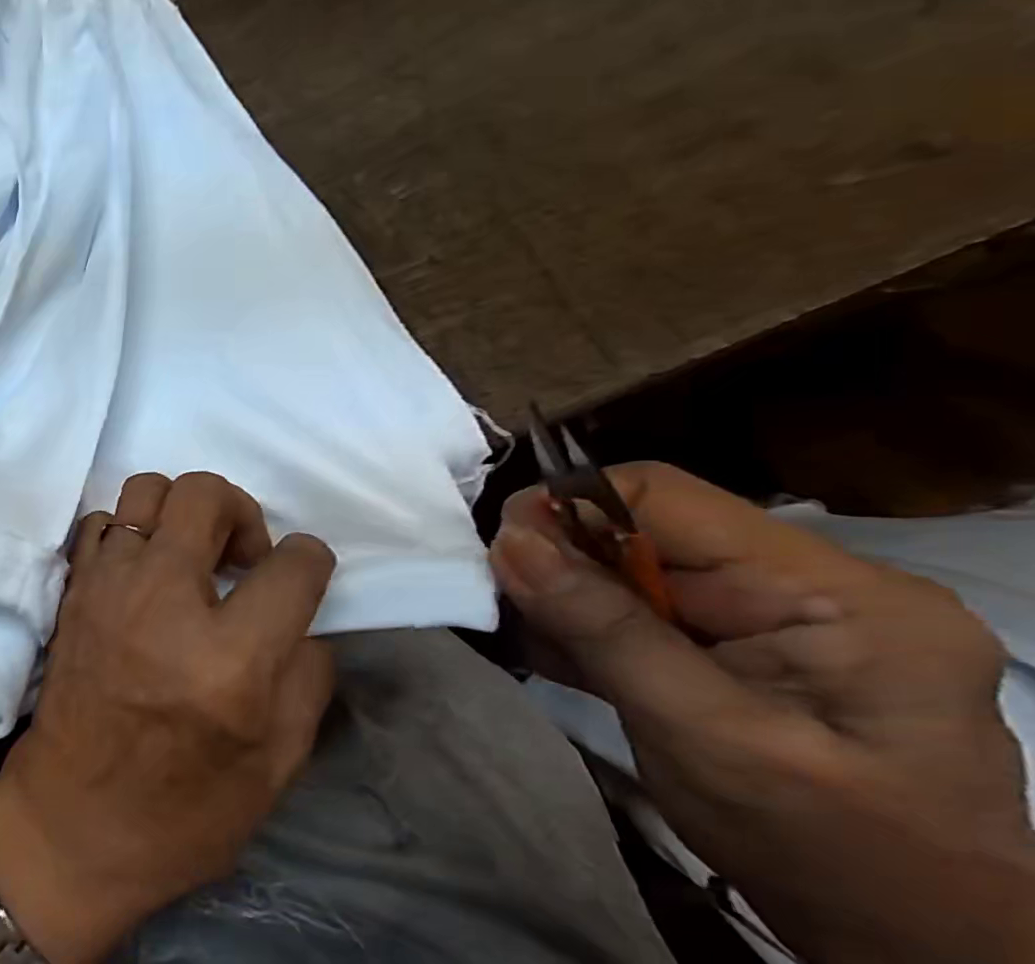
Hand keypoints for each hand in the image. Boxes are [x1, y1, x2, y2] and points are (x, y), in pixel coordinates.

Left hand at [0, 472, 337, 962]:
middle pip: (207, 494)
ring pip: (148, 489)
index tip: (302, 573)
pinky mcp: (74, 590)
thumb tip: (300, 617)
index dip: (310, 561)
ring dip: (182, 512)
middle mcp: (164, 604)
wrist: (73, 824)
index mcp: (229, 660)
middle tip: (241, 559)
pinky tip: (142, 573)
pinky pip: (102, 521)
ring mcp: (109, 588)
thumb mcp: (277, 764)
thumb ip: (306, 676)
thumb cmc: (184, 813)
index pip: (292, 566)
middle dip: (242, 512)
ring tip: (190, 557)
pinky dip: (130, 533)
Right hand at [491, 462, 1034, 963]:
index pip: (668, 497)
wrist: (912, 952)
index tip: (502, 549)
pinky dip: (591, 628)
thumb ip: (605, 629)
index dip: (570, 507)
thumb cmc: (825, 850)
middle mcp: (812, 584)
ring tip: (525, 636)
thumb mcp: (701, 735)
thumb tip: (509, 542)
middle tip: (502, 600)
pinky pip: (648, 611)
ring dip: (569, 599)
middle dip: (564, 563)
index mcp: (837, 591)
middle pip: (646, 533)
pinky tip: (554, 653)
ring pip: (635, 572)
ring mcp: (781, 616)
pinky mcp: (748, 646)